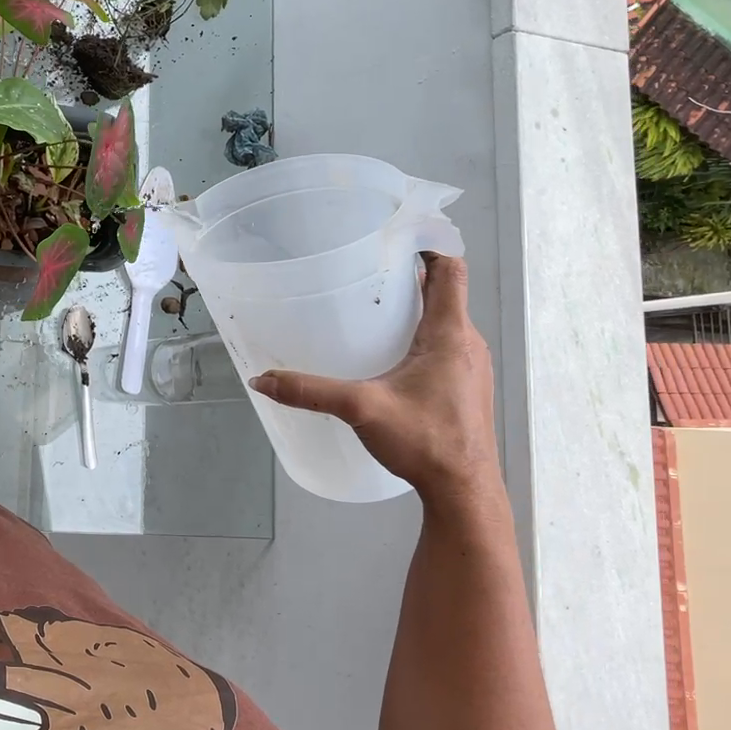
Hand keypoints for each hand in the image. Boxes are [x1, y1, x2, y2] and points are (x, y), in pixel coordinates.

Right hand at [252, 254, 499, 506]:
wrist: (465, 491)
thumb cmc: (425, 441)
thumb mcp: (361, 410)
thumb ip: (310, 391)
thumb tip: (261, 380)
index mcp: (450, 334)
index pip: (450, 271)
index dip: (427, 247)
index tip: (393, 238)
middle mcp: (466, 343)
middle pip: (443, 293)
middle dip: (407, 277)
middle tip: (363, 273)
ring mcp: (468, 367)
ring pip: (443, 320)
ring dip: (413, 308)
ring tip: (369, 310)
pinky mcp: (463, 388)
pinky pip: (442, 345)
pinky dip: (417, 336)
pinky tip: (385, 355)